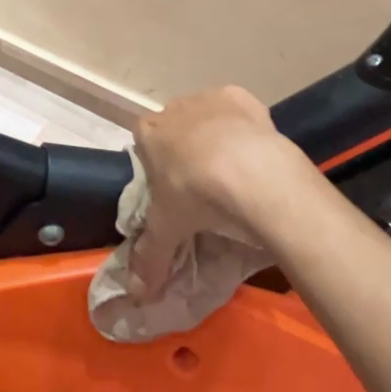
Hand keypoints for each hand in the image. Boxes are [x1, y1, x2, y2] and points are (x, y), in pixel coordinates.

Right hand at [128, 86, 319, 296]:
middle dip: (186, 150)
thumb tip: (137, 295)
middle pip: (176, 128)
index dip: (157, 165)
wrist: (250, 171)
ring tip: (234, 174)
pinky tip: (253, 153)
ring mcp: (208, 99)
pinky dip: (243, 127)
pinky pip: (238, 111)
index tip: (172, 189)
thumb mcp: (169, 229)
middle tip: (203, 187)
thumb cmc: (197, 195)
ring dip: (215, 138)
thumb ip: (151, 258)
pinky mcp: (241, 96)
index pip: (144, 143)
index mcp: (149, 133)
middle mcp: (174, 108)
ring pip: (206, 117)